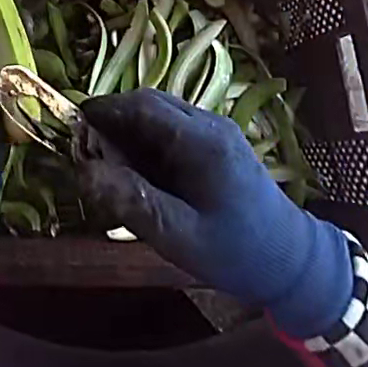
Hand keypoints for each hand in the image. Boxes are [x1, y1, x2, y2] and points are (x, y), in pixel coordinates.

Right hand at [75, 89, 352, 336]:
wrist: (293, 262)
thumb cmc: (237, 252)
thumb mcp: (179, 235)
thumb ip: (132, 201)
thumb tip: (85, 170)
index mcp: (202, 141)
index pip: (143, 105)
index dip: (104, 109)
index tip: (74, 124)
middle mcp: (208, 125)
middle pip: (149, 103)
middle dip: (112, 120)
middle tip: (86, 149)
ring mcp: (214, 132)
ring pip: (158, 114)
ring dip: (127, 130)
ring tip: (106, 161)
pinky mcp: (214, 144)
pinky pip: (170, 129)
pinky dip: (144, 141)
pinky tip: (135, 168)